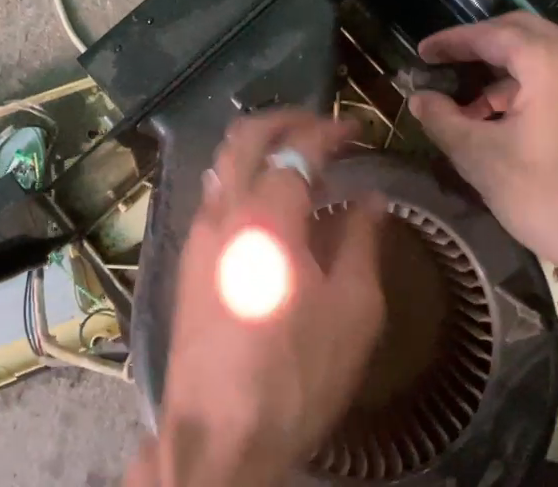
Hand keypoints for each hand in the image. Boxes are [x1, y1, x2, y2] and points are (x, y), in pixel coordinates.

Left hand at [128, 112, 384, 486]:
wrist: (219, 438)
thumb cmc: (297, 374)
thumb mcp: (353, 310)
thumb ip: (361, 241)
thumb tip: (370, 198)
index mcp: (267, 216)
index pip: (297, 147)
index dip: (330, 130)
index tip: (356, 129)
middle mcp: (223, 212)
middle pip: (245, 136)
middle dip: (285, 119)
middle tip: (322, 126)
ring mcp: (198, 236)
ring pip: (223, 163)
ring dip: (260, 149)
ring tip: (300, 164)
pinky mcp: (188, 263)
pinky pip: (215, 196)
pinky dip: (244, 180)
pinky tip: (271, 208)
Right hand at [406, 12, 557, 282]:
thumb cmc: (549, 197)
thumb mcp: (482, 158)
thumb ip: (444, 120)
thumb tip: (419, 98)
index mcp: (551, 60)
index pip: (491, 34)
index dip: (451, 41)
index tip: (421, 53)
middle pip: (520, 32)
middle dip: (478, 46)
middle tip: (442, 64)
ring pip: (541, 54)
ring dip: (502, 70)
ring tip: (466, 105)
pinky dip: (527, 85)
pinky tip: (502, 118)